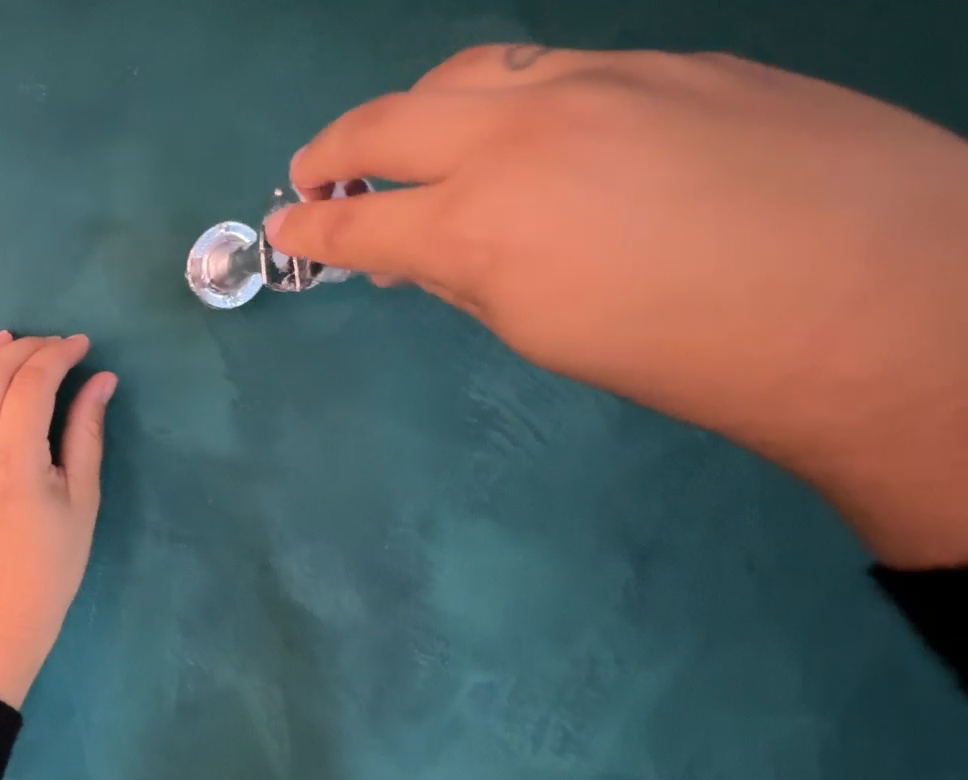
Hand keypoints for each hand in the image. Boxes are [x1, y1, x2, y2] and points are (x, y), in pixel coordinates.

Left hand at [0, 332, 117, 707]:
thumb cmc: (52, 563)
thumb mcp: (83, 499)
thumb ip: (87, 433)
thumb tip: (101, 379)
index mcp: (14, 465)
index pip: (31, 385)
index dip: (58, 355)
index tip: (83, 345)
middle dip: (27, 347)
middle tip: (59, 345)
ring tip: (11, 340)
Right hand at [266, 46, 967, 567]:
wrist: (866, 291)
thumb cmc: (677, 347)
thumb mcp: (534, 326)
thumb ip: (463, 273)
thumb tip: (427, 248)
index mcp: (476, 226)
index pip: (358, 224)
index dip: (308, 231)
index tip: (282, 230)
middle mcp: (518, 137)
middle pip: (385, 124)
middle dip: (330, 152)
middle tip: (311, 174)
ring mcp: (594, 82)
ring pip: (464, 71)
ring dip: (411, 109)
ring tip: (402, 140)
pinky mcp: (661, 61)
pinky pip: (549, 68)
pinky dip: (501, 100)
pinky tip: (516, 132)